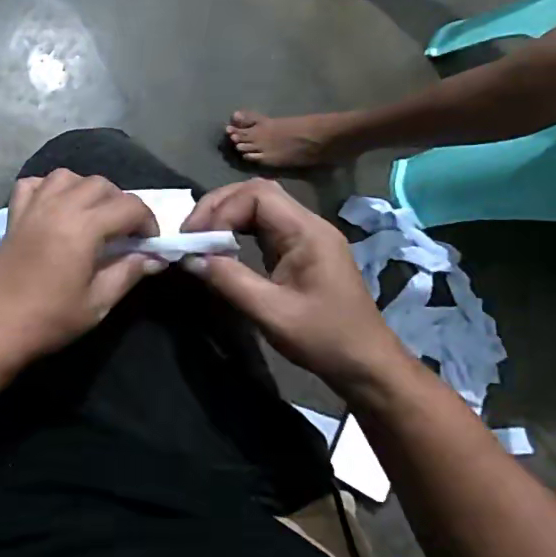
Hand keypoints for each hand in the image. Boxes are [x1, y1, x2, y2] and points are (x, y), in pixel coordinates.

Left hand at [0, 170, 163, 361]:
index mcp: (83, 227)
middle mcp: (58, 206)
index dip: (147, 221)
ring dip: (87, 190)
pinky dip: (49, 188)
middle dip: (121, 203)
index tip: (150, 243)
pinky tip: (56, 208)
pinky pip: (33, 185)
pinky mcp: (13, 216)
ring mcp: (32, 208)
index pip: (129, 206)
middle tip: (125, 233)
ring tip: (93, 217)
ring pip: (67, 176)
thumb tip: (154, 257)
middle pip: (100, 184)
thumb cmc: (48, 319)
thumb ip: (128, 273)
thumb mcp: (97, 303)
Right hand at [182, 179, 414, 390]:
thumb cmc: (324, 338)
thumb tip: (189, 258)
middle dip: (217, 207)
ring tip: (200, 239)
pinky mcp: (300, 251)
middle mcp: (308, 225)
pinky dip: (237, 229)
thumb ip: (228, 280)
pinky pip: (263, 225)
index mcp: (307, 232)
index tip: (198, 241)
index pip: (256, 195)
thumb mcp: (271, 312)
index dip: (220, 211)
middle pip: (256, 192)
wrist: (366, 364)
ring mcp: (306, 237)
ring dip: (225, 216)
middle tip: (191, 235)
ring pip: (258, 206)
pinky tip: (221, 248)